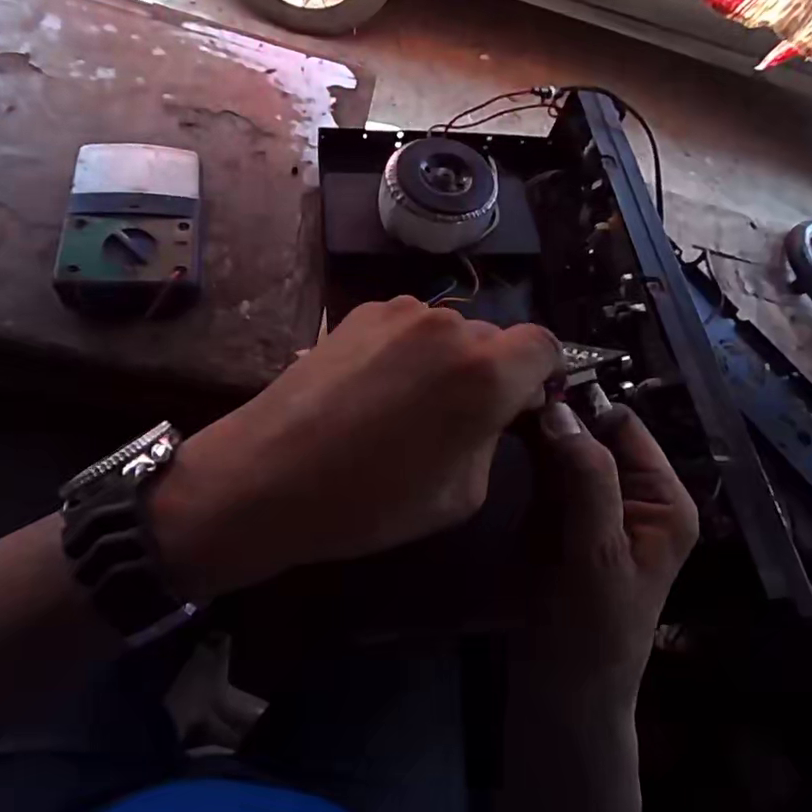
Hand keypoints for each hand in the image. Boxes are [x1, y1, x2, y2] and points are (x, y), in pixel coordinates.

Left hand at [149, 296, 559, 599]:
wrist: (267, 476)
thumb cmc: (372, 500)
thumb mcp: (463, 493)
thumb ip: (495, 438)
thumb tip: (498, 410)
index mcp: (486, 372)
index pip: (544, 345)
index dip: (541, 374)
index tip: (522, 404)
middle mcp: (450, 327)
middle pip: (495, 339)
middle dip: (492, 372)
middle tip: (460, 417)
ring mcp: (401, 312)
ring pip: (450, 332)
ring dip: (448, 361)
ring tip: (408, 405)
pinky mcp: (360, 311)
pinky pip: (408, 327)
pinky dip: (409, 351)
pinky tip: (374, 390)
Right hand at [519, 402, 698, 700]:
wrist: (561, 689)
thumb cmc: (595, 629)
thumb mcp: (598, 553)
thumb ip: (586, 480)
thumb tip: (559, 411)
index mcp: (661, 498)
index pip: (625, 427)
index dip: (584, 407)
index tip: (537, 393)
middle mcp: (630, 491)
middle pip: (591, 432)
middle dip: (555, 416)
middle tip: (509, 398)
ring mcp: (591, 501)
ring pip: (563, 446)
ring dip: (537, 430)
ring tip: (500, 411)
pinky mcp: (558, 513)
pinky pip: (544, 469)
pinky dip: (526, 452)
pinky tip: (501, 437)